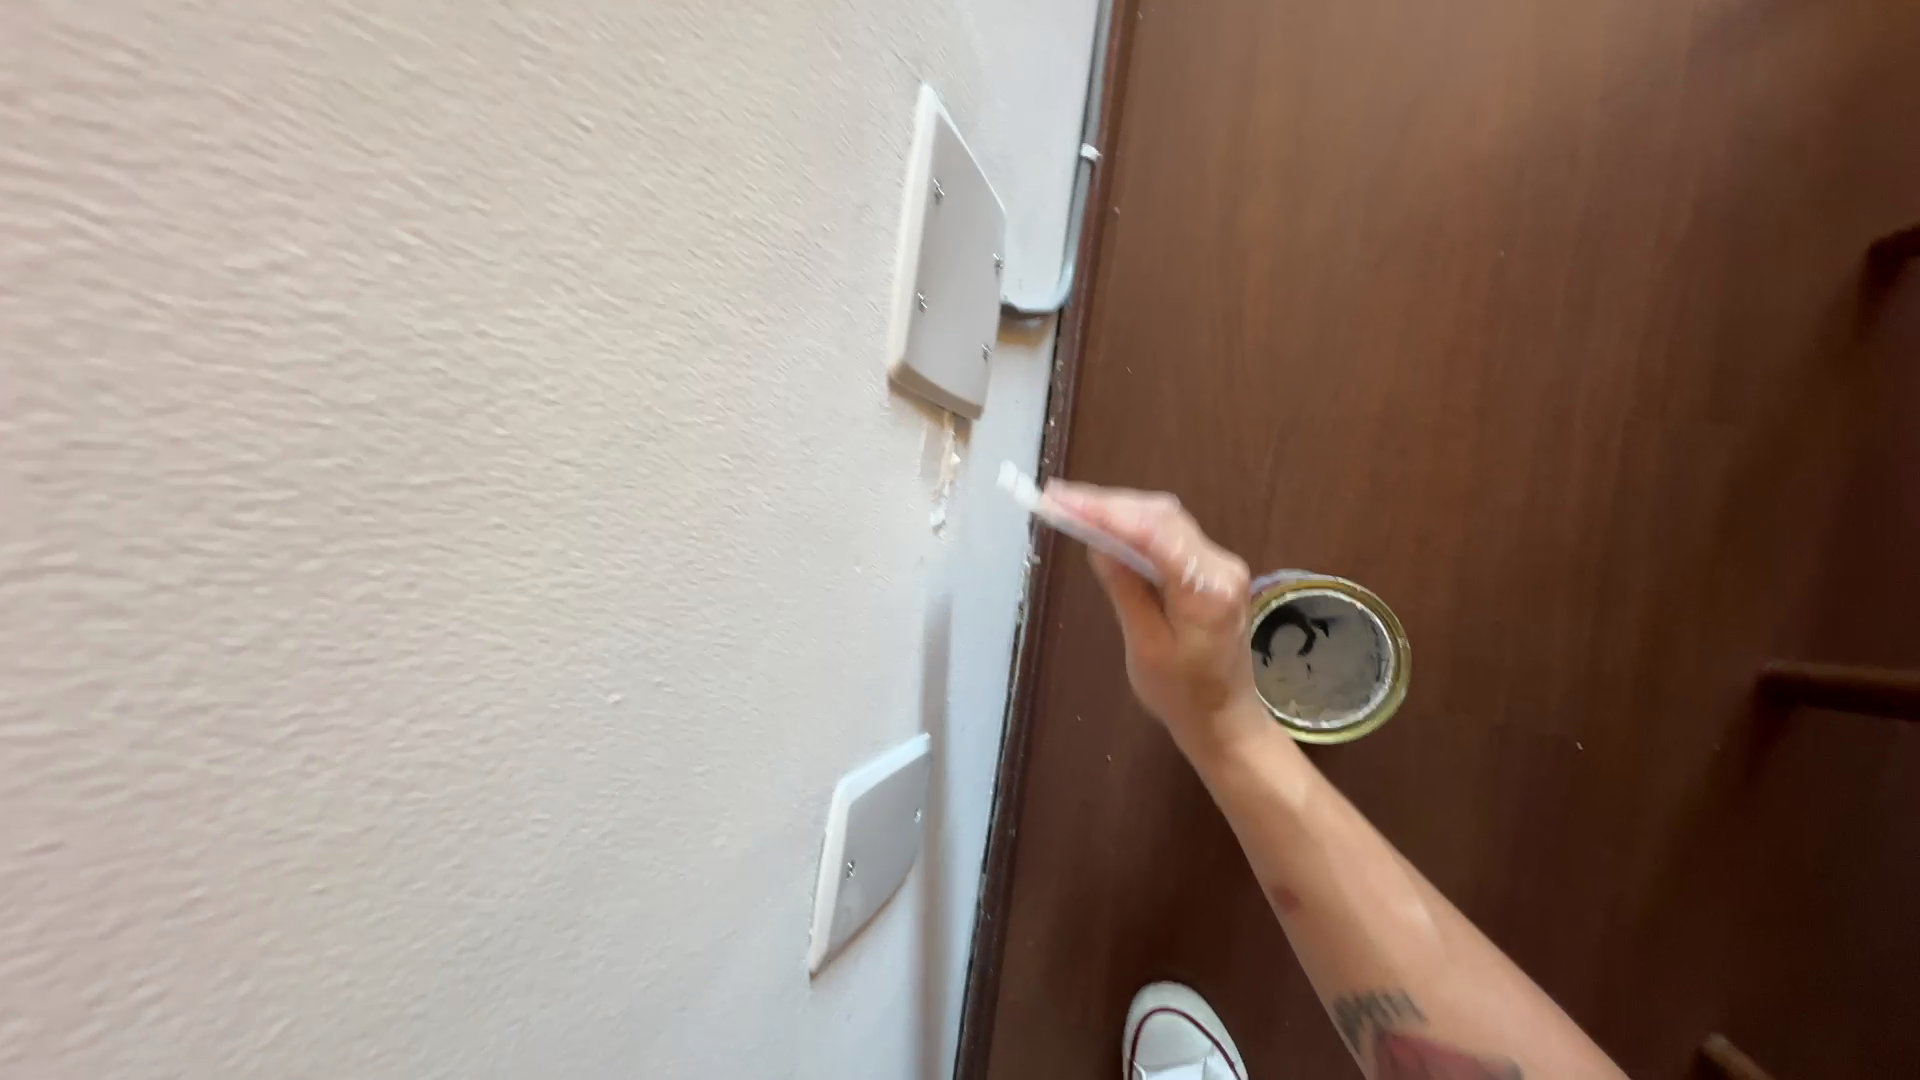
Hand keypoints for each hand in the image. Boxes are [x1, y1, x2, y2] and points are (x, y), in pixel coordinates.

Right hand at [1045, 480, 1264, 752]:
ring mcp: (1220, 564)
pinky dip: (1132, 525)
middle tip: (1056, 498)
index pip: (1152, 533)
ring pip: (1164, 519)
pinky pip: (1168, 534)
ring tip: (1071, 506)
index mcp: (1207, 589)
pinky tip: (1104, 524)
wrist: (1225, 718)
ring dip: (1117, 510)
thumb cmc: (1182, 695)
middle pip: (1160, 516)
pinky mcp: (1210, 568)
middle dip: (1106, 504)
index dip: (1103, 510)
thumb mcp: (1145, 647)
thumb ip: (1126, 589)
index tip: (1059, 499)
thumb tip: (1098, 542)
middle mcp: (1221, 566)